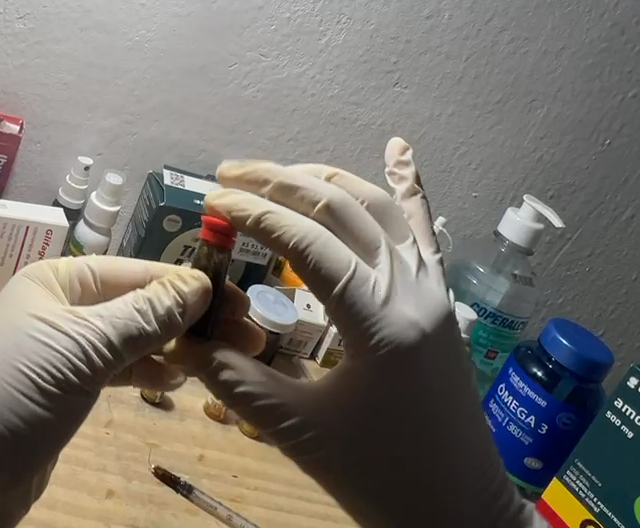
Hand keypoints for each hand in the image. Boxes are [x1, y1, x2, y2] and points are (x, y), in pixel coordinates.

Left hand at [0, 256, 258, 527]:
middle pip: (137, 302)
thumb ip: (144, 316)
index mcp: (59, 279)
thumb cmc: (16, 393)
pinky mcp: (66, 387)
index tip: (237, 298)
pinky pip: (117, 367)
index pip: (135, 272)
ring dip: (173, 344)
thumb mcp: (84, 349)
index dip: (186, 284)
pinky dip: (147, 370)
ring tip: (223, 355)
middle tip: (245, 333)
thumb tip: (199, 283)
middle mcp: (62, 305)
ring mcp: (64, 347)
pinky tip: (177, 379)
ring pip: (131, 336)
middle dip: (187, 316)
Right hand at [171, 150, 537, 527]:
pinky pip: (424, 226)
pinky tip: (398, 147)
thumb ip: (232, 378)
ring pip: (375, 205)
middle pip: (338, 207)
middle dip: (276, 183)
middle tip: (225, 175)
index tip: (211, 201)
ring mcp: (432, 286)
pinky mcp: (440, 294)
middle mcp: (411, 289)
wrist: (460, 515)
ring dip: (321, 178)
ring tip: (274, 174)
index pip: (306, 241)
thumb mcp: (297, 432)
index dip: (253, 214)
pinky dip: (408, 182)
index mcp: (378, 322)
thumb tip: (179, 333)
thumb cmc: (379, 480)